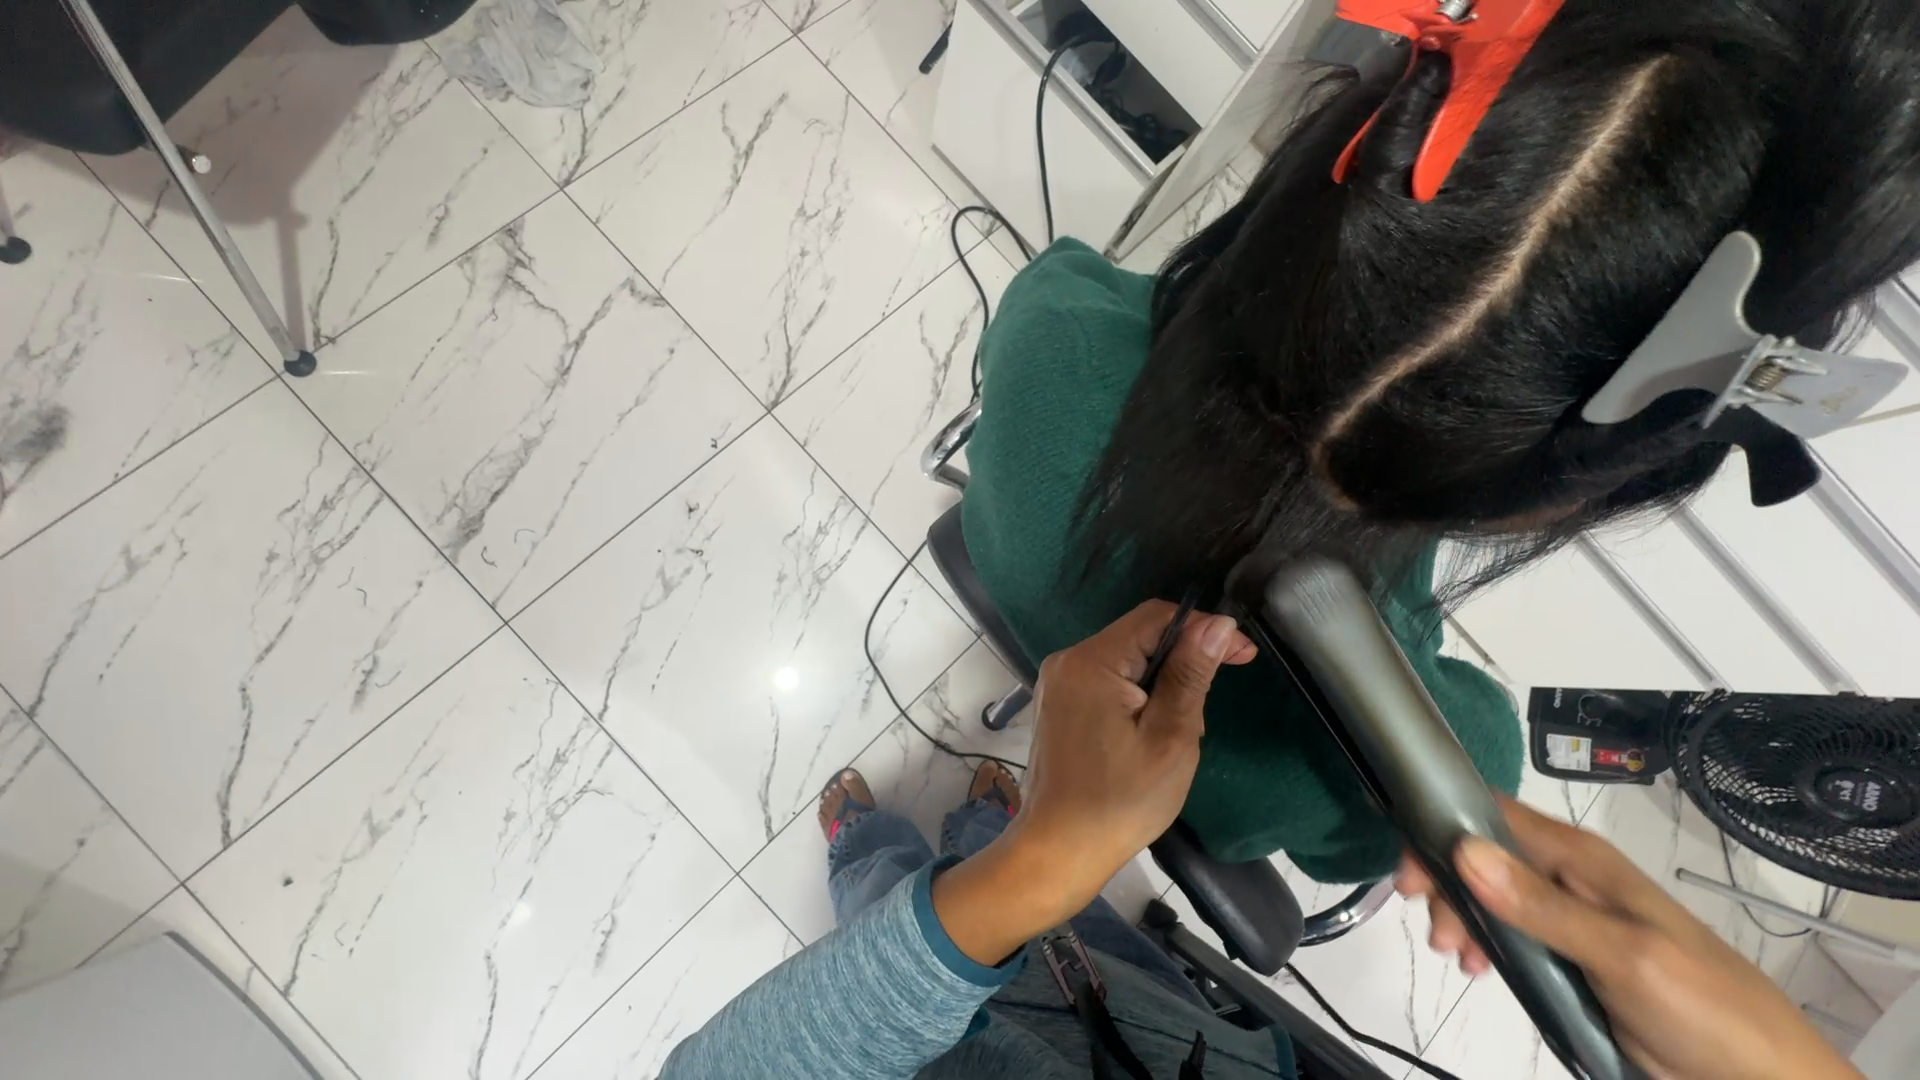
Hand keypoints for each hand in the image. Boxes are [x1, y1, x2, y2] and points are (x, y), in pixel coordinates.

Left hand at [932, 601, 1253, 963]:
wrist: (1059, 848)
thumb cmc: (1121, 799)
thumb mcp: (1171, 736)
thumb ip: (1191, 674)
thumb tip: (1218, 624)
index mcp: (1091, 661)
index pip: (1155, 616)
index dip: (1202, 628)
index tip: (1242, 655)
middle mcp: (1067, 661)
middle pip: (1139, 638)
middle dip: (1180, 666)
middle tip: (1200, 715)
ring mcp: (1058, 683)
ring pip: (1126, 662)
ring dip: (1161, 687)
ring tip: (1174, 736)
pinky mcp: (1058, 704)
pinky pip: (1107, 682)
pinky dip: (1137, 699)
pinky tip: (1147, 738)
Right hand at [1396, 799, 1861, 1079]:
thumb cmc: (1706, 1011)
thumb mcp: (1626, 959)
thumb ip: (1544, 907)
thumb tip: (1462, 849)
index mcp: (1581, 859)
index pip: (1492, 813)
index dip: (1442, 826)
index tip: (1411, 869)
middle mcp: (1567, 876)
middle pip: (1478, 854)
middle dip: (1445, 885)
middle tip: (1436, 932)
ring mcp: (1566, 915)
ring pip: (1484, 893)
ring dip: (1459, 918)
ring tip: (1459, 959)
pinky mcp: (1565, 954)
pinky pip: (1505, 931)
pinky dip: (1481, 942)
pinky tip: (1479, 967)